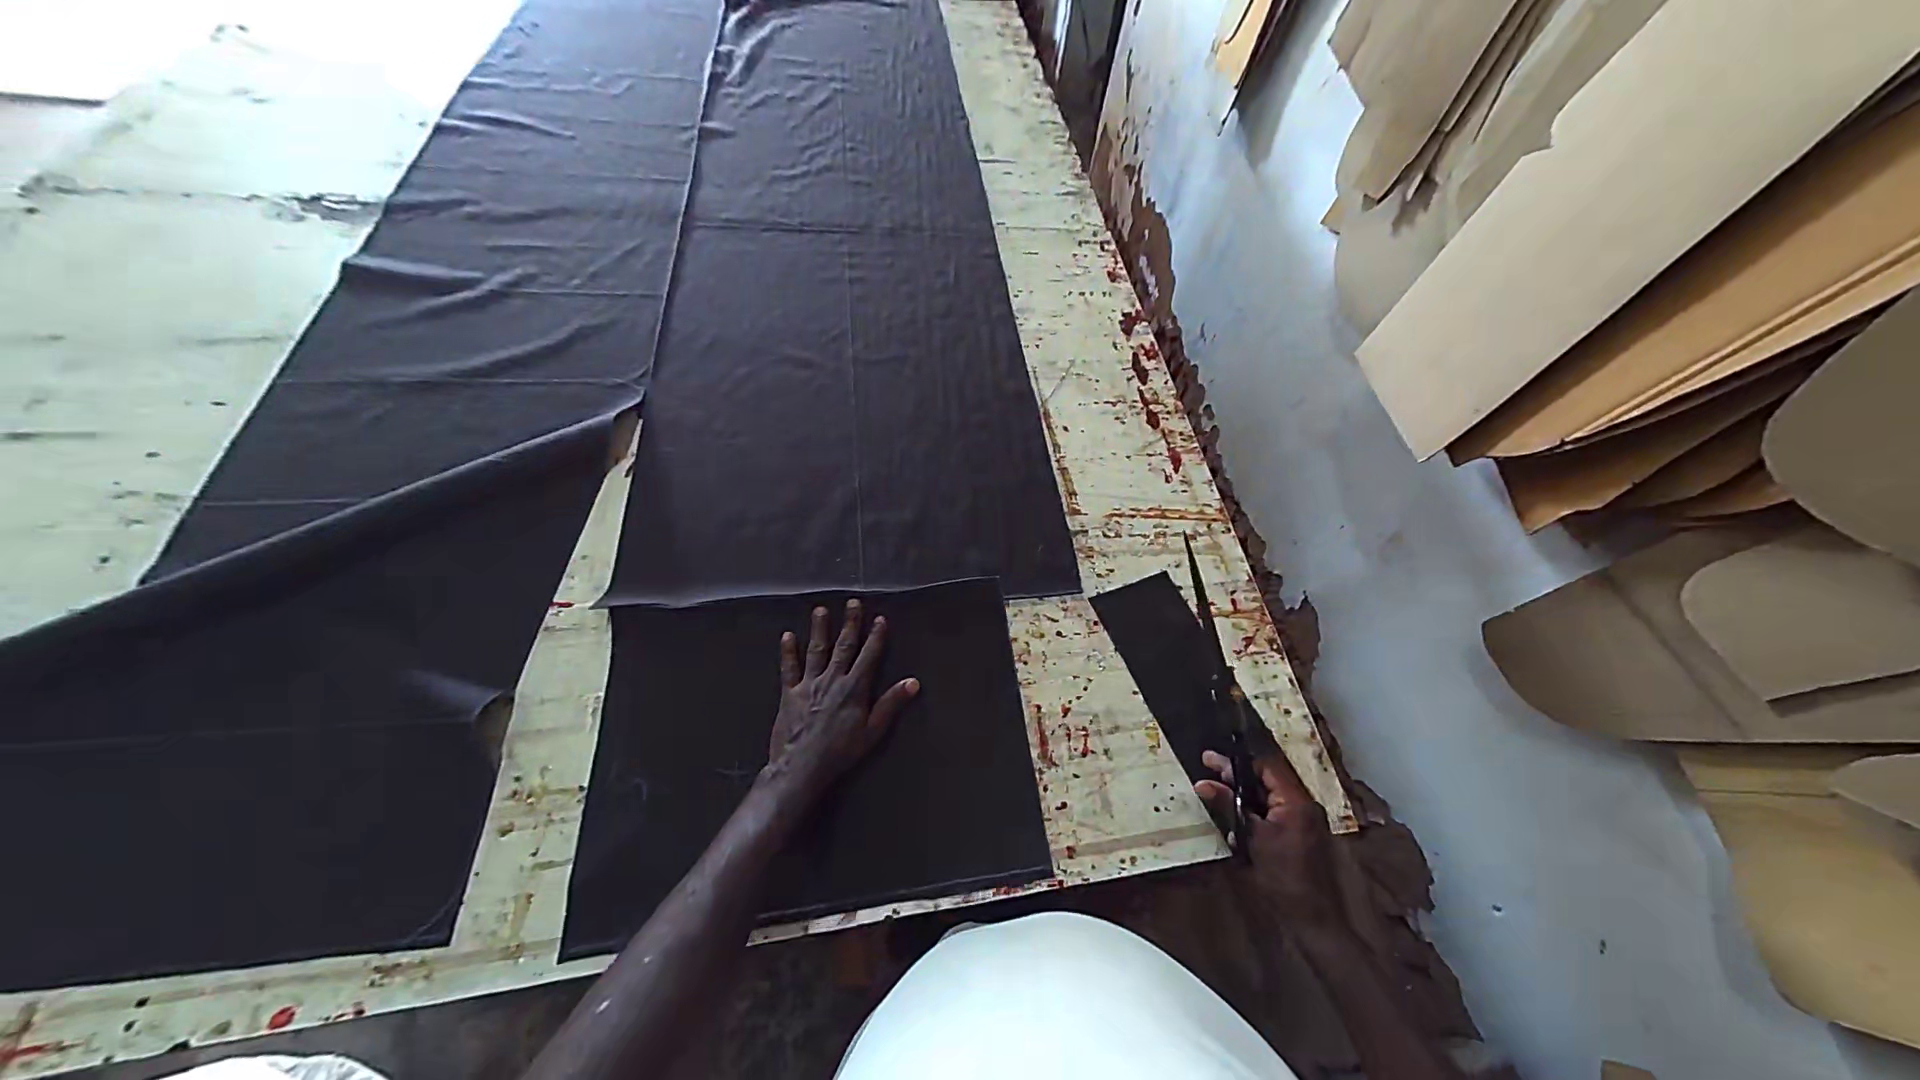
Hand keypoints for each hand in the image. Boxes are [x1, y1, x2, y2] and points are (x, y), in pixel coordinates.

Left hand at [764, 600, 918, 801]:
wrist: (801, 767)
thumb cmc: (841, 752)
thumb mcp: (872, 731)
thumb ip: (891, 704)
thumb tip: (913, 682)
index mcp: (854, 688)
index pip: (869, 655)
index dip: (875, 636)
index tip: (880, 618)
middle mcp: (832, 679)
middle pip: (843, 646)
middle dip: (850, 623)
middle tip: (852, 603)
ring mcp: (808, 684)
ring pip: (816, 650)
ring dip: (819, 629)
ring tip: (820, 610)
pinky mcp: (789, 693)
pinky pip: (789, 668)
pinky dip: (788, 651)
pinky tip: (787, 636)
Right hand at [1195, 747, 1343, 928]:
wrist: (1312, 918)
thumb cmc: (1282, 876)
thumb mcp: (1251, 837)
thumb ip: (1229, 805)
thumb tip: (1203, 783)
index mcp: (1297, 801)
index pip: (1267, 766)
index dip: (1238, 760)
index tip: (1211, 758)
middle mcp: (1304, 804)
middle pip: (1268, 777)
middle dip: (1237, 772)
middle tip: (1208, 765)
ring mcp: (1303, 818)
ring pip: (1269, 792)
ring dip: (1243, 789)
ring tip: (1216, 785)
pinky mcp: (1299, 832)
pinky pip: (1273, 808)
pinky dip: (1253, 805)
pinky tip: (1233, 807)